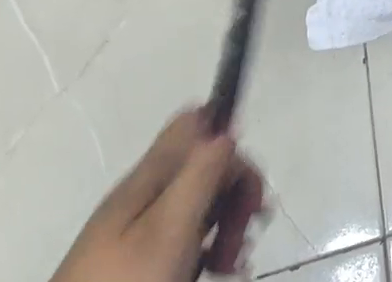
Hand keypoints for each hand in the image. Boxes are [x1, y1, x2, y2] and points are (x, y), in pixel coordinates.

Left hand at [50, 109, 265, 281]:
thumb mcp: (168, 229)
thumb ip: (199, 174)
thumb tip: (226, 129)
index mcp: (148, 179)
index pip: (193, 124)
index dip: (226, 137)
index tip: (242, 178)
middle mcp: (146, 195)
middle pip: (206, 166)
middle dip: (236, 191)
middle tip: (247, 226)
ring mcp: (143, 229)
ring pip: (202, 204)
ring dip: (229, 224)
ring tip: (231, 263)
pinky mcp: (144, 260)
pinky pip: (190, 237)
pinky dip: (213, 248)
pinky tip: (220, 270)